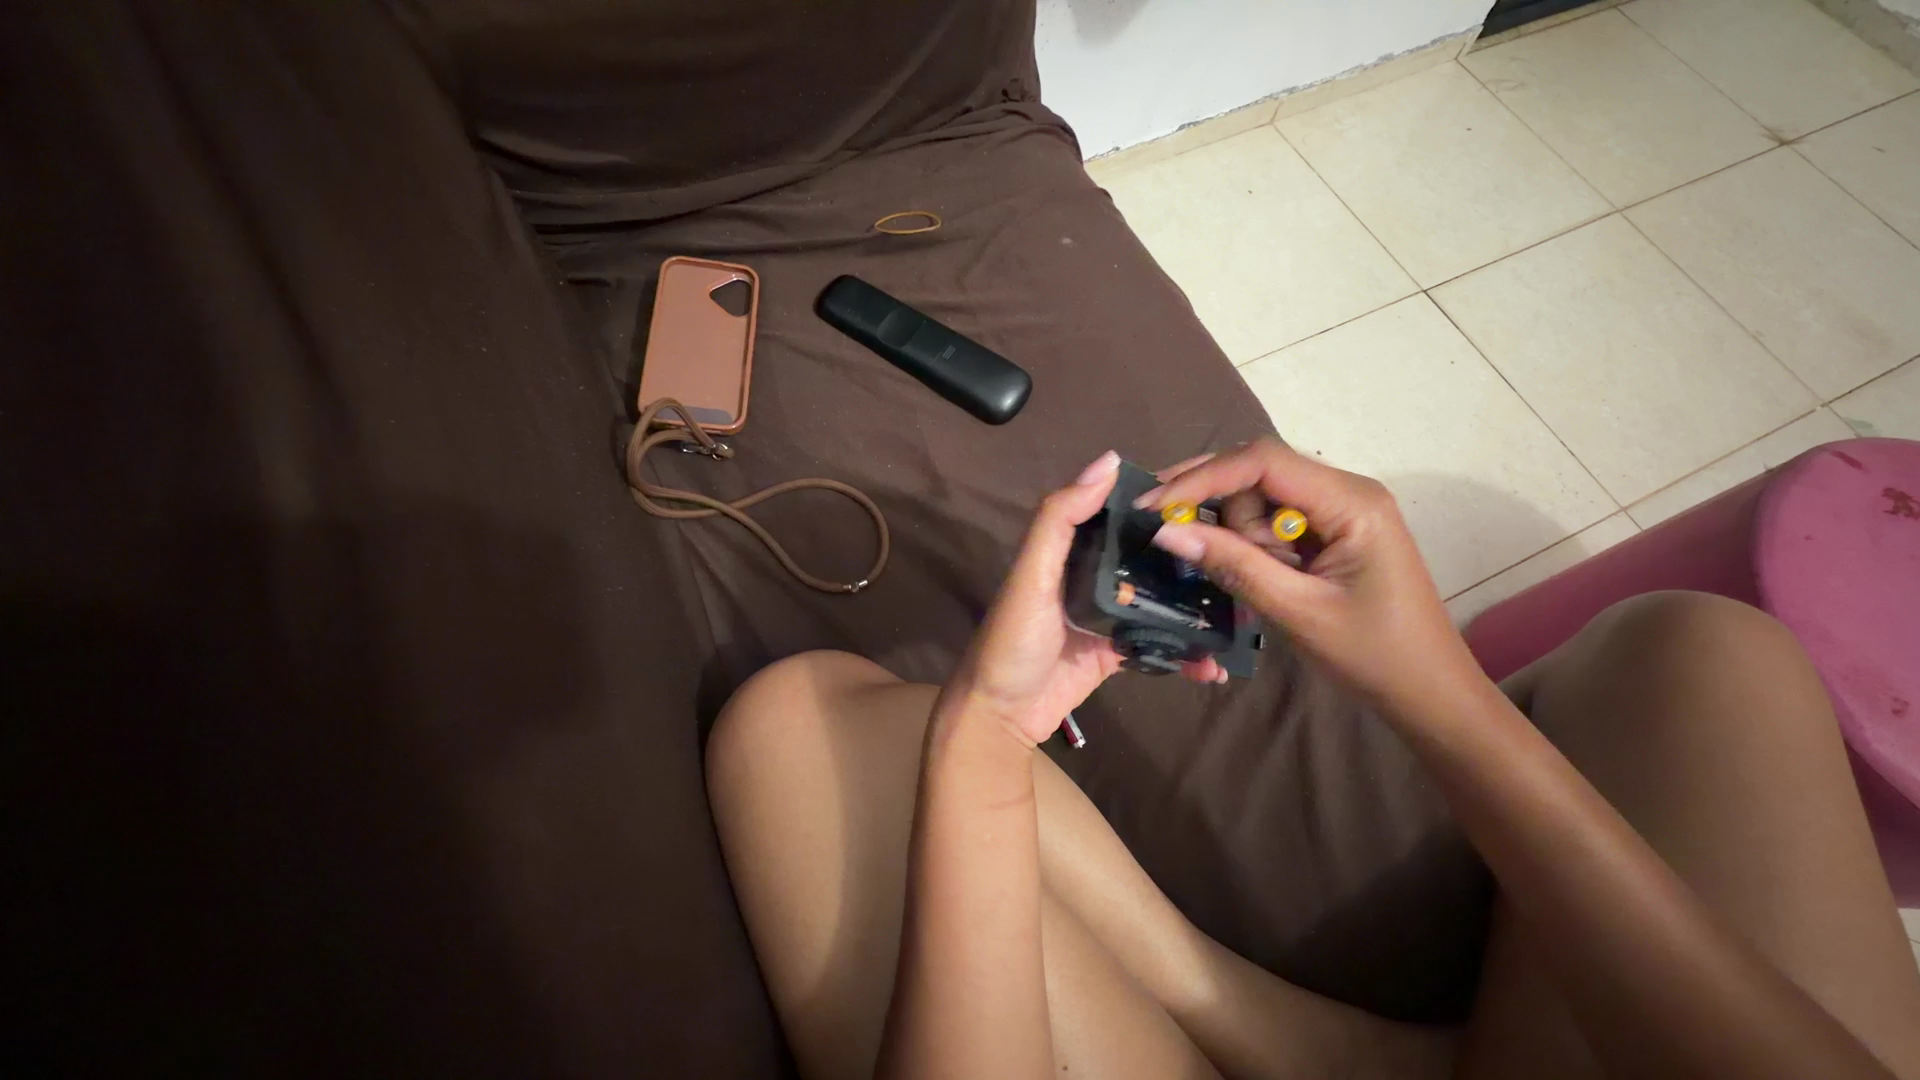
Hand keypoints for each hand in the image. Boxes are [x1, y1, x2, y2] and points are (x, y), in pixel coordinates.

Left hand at [943, 451, 1225, 746]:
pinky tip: (1214, 663)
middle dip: (1192, 558)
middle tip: (1244, 554)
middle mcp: (1091, 576)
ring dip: (1197, 608)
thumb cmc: (1013, 639)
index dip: (1160, 501)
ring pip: (1161, 602)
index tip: (1211, 493)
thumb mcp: (1032, 573)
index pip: (1120, 512)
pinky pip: (1159, 645)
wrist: (1001, 715)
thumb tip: (1108, 461)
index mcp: (1071, 550)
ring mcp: (1107, 616)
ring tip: (1240, 612)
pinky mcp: (1115, 653)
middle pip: (1149, 557)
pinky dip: (1186, 654)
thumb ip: (1060, 519)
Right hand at [1139, 437, 1485, 715]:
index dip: (1201, 478)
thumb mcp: (1296, 611)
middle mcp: (1344, 490)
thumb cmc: (1372, 655)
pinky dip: (1248, 542)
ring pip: (1258, 497)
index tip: (1151, 507)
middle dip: (1214, 504)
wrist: (1428, 692)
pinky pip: (1271, 520)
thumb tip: (1164, 531)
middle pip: (1256, 472)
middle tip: (1166, 535)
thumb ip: (1232, 564)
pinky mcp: (1328, 531)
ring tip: (1257, 582)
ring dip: (1236, 532)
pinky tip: (1250, 571)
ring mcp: (1337, 509)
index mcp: (1350, 501)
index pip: (1262, 462)